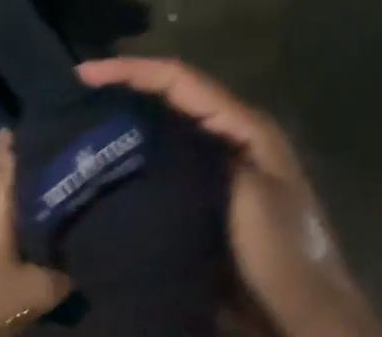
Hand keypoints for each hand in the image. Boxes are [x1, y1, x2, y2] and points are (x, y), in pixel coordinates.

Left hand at [0, 129, 71, 332]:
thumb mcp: (37, 289)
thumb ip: (64, 270)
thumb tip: (85, 252)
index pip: (19, 148)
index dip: (42, 139)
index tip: (68, 132)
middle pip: (4, 152)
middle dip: (29, 147)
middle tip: (62, 144)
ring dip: (14, 162)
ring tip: (47, 163)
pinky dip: (2, 178)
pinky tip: (22, 191)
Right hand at [76, 58, 381, 336]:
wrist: (306, 321)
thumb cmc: (282, 252)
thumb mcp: (249, 194)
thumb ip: (204, 151)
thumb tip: (141, 126)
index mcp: (243, 126)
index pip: (178, 79)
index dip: (130, 70)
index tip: (83, 75)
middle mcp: (228, 138)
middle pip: (167, 96)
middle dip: (122, 87)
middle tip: (76, 94)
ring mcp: (215, 169)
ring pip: (161, 127)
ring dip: (124, 119)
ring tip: (81, 122)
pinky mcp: (203, 198)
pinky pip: (160, 163)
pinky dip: (132, 154)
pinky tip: (104, 163)